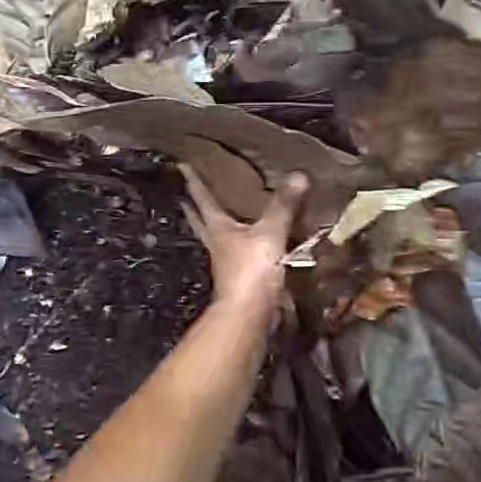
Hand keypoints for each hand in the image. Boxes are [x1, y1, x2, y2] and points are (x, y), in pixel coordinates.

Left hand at [179, 166, 308, 306]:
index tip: (181, 166)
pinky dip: (240, 244)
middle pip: (201, 221)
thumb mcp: (270, 233)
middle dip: (194, 207)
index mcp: (217, 228)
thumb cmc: (251, 270)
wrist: (248, 315)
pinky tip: (248, 243)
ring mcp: (226, 262)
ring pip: (216, 238)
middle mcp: (216, 243)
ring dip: (215, 226)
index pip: (202, 198)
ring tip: (220, 214)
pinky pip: (238, 253)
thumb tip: (299, 174)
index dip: (193, 181)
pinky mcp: (239, 278)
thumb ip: (283, 205)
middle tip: (186, 194)